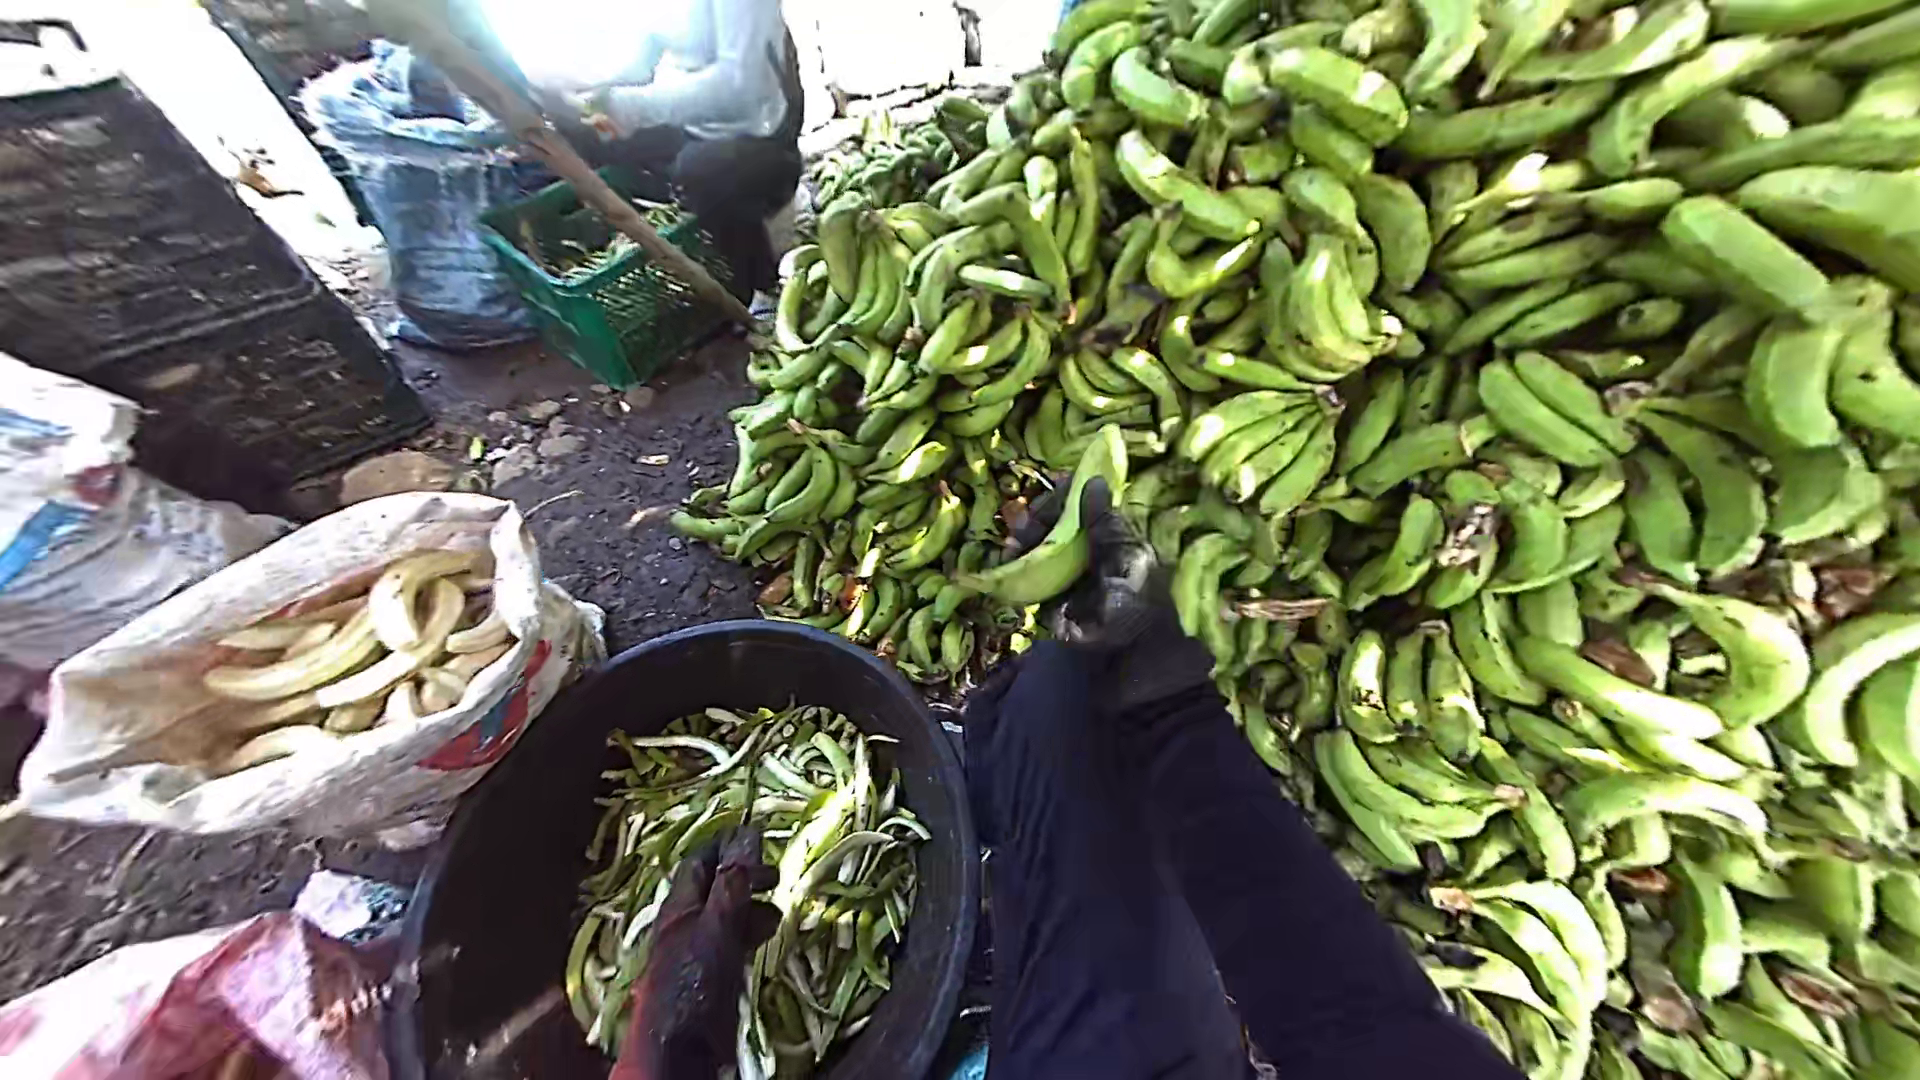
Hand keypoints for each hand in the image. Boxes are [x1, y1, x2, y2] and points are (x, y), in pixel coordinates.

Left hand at [612, 828, 778, 1079]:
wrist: (680, 1056)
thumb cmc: (696, 984)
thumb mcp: (718, 925)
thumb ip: (733, 882)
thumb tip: (748, 832)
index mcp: (679, 906)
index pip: (701, 859)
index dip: (728, 844)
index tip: (761, 838)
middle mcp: (685, 922)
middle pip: (716, 885)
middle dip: (747, 876)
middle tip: (774, 877)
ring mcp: (696, 948)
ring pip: (727, 911)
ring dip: (753, 905)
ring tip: (775, 911)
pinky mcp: (709, 972)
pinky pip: (732, 938)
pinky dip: (751, 930)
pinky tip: (765, 938)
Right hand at [1007, 477, 1212, 711]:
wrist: (1135, 672)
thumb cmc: (1140, 611)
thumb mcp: (1127, 561)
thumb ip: (1104, 524)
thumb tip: (1092, 481)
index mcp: (1114, 540)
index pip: (1082, 506)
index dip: (1062, 498)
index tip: (1047, 496)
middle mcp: (1090, 555)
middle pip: (1055, 526)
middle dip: (1036, 522)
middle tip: (1021, 528)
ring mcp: (1070, 580)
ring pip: (1038, 550)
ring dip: (1023, 544)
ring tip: (1012, 547)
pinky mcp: (1053, 605)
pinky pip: (1030, 581)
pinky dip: (1017, 571)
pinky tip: (1008, 564)